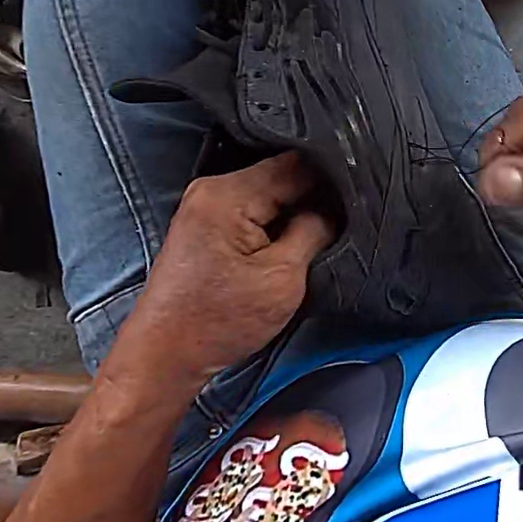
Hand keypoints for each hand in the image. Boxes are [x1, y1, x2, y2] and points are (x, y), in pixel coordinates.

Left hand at [108, 152, 335, 389]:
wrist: (164, 356)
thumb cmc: (220, 321)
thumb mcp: (282, 277)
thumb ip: (314, 230)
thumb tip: (332, 208)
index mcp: (229, 194)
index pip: (296, 165)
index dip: (332, 179)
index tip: (358, 199)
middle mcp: (213, 188)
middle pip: (282, 173)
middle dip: (315, 193)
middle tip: (345, 218)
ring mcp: (206, 204)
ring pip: (270, 190)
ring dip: (297, 208)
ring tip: (324, 229)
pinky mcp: (207, 222)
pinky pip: (254, 206)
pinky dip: (277, 218)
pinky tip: (295, 237)